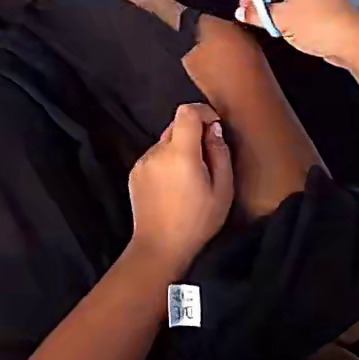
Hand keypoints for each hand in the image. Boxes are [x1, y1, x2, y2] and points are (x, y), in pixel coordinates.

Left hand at [127, 103, 233, 272]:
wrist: (160, 248)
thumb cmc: (197, 222)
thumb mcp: (223, 190)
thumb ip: (220, 153)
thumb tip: (214, 130)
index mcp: (180, 153)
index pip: (187, 111)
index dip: (203, 112)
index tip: (215, 127)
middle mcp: (157, 152)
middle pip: (176, 125)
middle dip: (194, 133)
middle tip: (208, 158)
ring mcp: (142, 162)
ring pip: (165, 142)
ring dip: (180, 148)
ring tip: (191, 177)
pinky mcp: (135, 173)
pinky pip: (155, 156)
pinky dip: (167, 161)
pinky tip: (174, 186)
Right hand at [237, 0, 358, 66]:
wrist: (351, 41)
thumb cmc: (317, 25)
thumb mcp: (280, 19)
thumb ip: (257, 14)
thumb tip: (241, 12)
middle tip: (252, 13)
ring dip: (275, 6)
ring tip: (268, 22)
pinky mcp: (324, 3)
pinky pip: (299, 2)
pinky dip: (289, 12)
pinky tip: (284, 26)